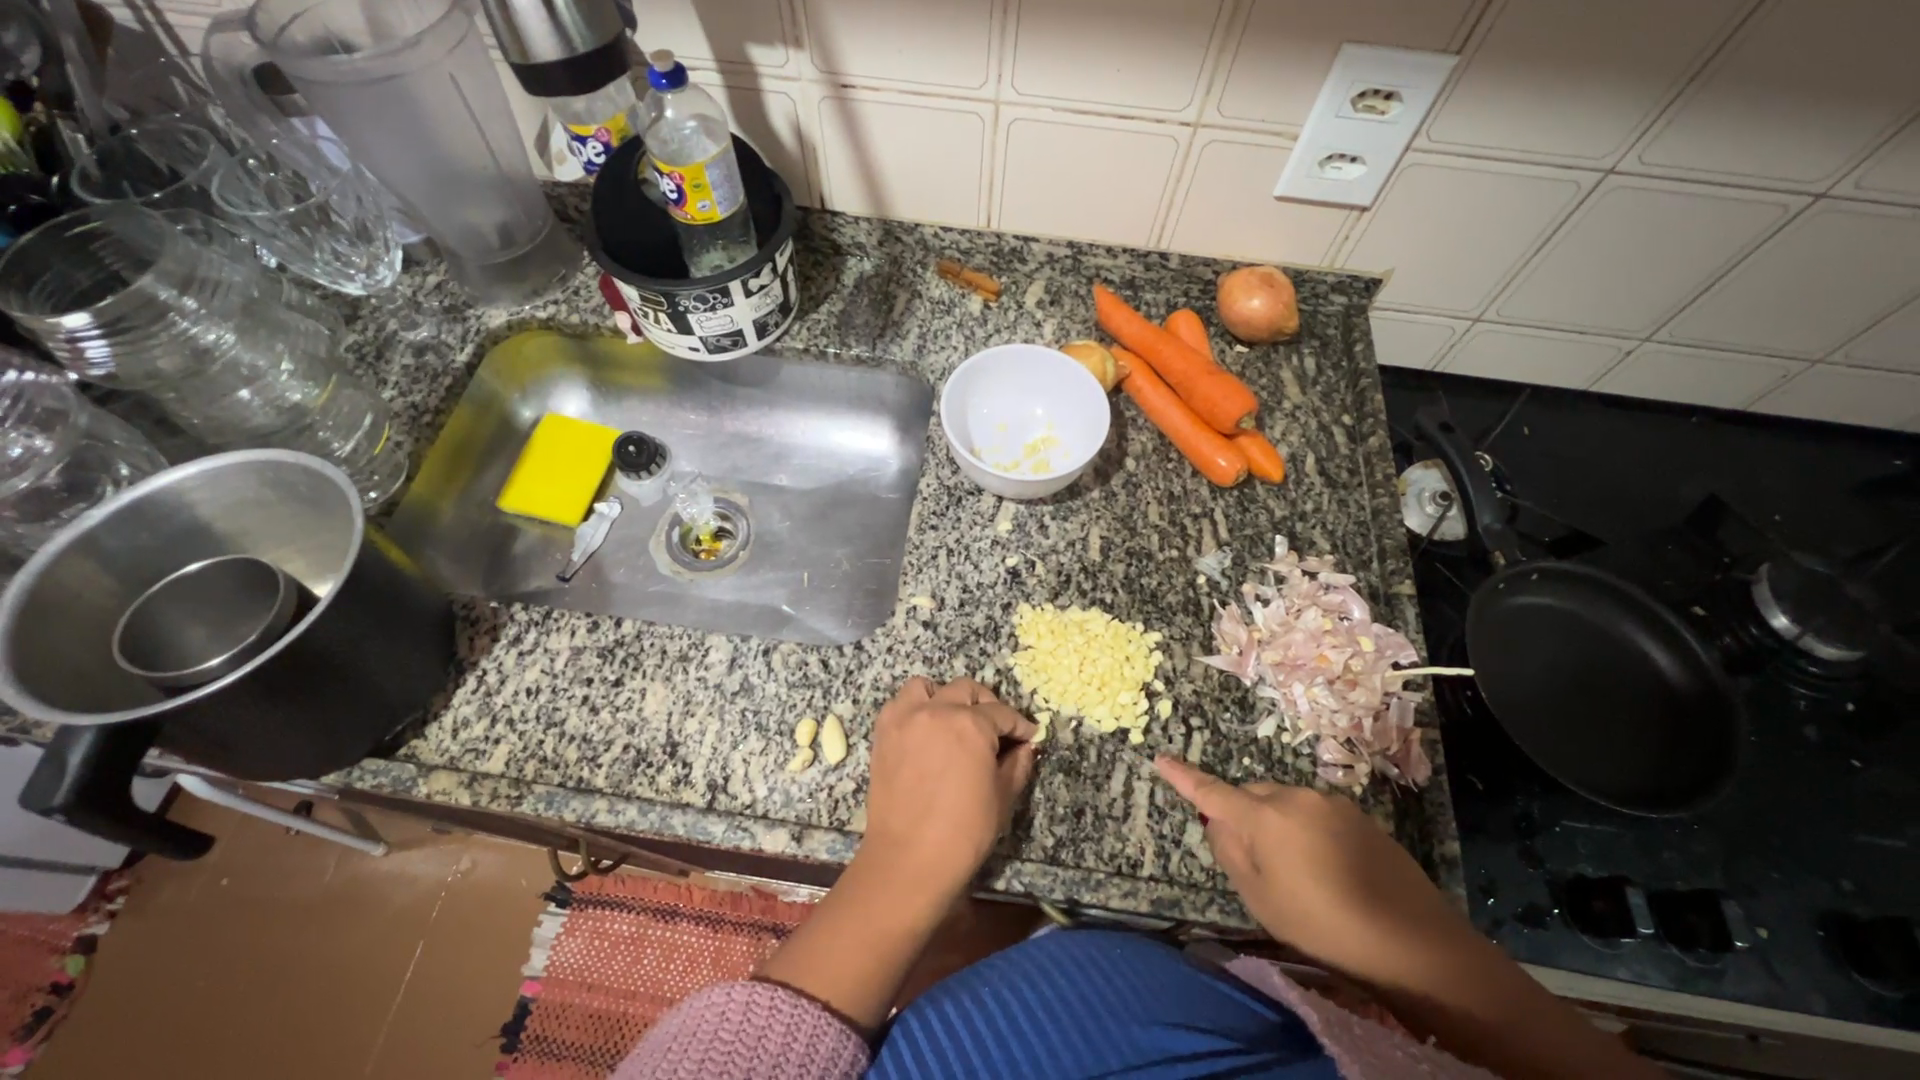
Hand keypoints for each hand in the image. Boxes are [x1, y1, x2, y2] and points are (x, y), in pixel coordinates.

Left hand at [861, 677, 1037, 897]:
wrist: (908, 858)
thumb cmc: (963, 832)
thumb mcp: (1002, 798)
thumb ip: (1016, 764)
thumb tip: (1025, 747)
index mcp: (971, 725)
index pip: (1002, 713)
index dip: (1019, 725)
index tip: (1027, 735)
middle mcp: (937, 710)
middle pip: (966, 690)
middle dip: (986, 705)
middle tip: (995, 729)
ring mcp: (905, 718)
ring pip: (928, 687)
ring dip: (946, 697)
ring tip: (955, 721)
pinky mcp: (884, 732)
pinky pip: (901, 703)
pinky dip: (916, 708)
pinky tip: (926, 731)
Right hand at [1154, 757, 1468, 982]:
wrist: (1413, 941)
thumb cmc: (1323, 925)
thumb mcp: (1260, 899)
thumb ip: (1231, 853)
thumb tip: (1219, 823)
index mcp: (1265, 817)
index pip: (1212, 792)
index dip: (1184, 777)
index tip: (1161, 758)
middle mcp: (1296, 797)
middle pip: (1252, 795)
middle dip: (1243, 815)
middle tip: (1250, 860)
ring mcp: (1333, 804)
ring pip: (1286, 805)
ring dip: (1277, 825)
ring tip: (1296, 874)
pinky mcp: (1361, 817)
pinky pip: (1316, 815)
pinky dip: (1306, 833)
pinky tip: (1327, 872)